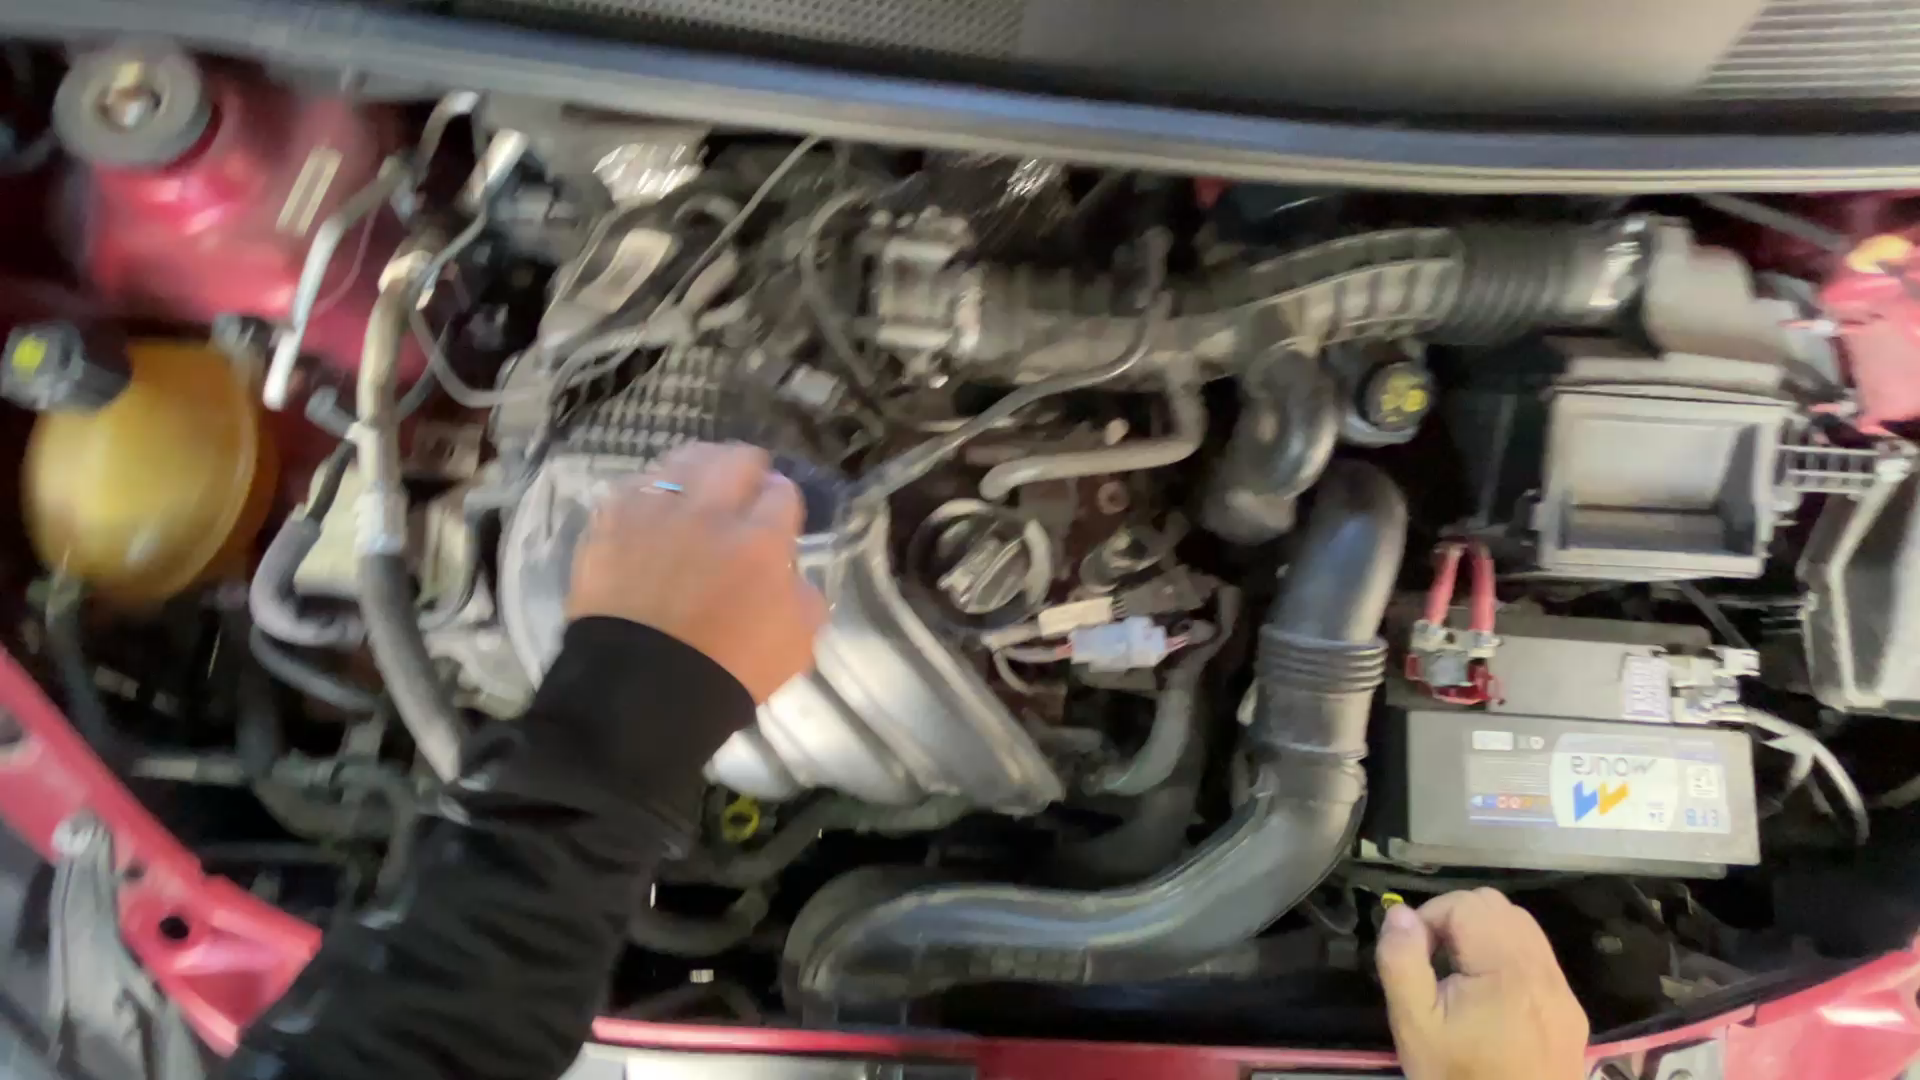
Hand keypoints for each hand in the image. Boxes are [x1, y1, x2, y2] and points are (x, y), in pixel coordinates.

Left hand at [568, 441, 827, 703]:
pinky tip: (658, 510)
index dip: (784, 503)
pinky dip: (655, 491)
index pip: (783, 491)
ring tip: (701, 491)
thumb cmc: (728, 671)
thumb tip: (792, 573)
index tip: (779, 519)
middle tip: (747, 493)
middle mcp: (710, 512)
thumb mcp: (797, 642)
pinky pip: (638, 483)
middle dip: (751, 470)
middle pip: (738, 458)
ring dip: (703, 470)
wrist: (640, 697)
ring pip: (686, 458)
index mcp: (761, 540)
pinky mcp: (610, 521)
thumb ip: (805, 596)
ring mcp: (655, 512)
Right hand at [1375, 889, 1588, 1079]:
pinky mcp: (1570, 1014)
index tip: (1417, 954)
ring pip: (1520, 926)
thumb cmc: (1456, 1079)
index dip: (1432, 917)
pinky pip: (1535, 956)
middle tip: (1435, 958)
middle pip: (1497, 907)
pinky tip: (1485, 990)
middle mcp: (1545, 978)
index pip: (1466, 904)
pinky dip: (1504, 953)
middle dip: (1456, 918)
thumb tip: (1400, 913)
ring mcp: (1564, 996)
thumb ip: (1400, 959)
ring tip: (1458, 970)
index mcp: (1508, 975)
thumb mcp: (1412, 1022)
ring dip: (1481, 932)